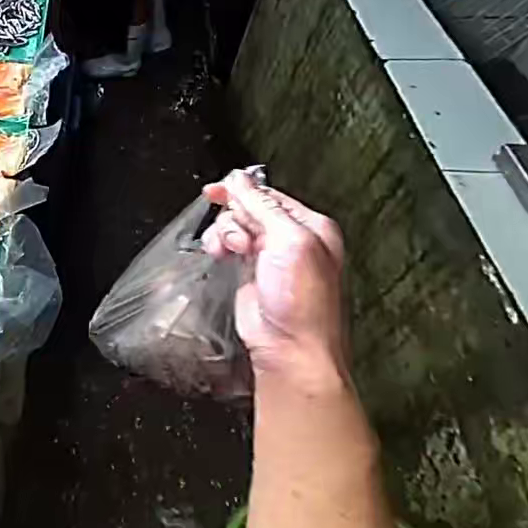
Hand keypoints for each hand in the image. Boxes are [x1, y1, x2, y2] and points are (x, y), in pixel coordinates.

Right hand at [201, 169, 347, 390]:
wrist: (290, 348)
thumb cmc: (303, 303)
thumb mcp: (289, 241)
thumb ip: (261, 206)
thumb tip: (239, 179)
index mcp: (310, 226)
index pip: (268, 195)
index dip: (242, 190)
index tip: (217, 190)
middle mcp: (290, 239)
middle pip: (247, 208)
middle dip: (234, 218)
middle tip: (239, 239)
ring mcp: (268, 256)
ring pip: (233, 226)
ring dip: (224, 234)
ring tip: (230, 250)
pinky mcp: (249, 272)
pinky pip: (226, 246)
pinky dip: (219, 246)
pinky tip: (221, 256)